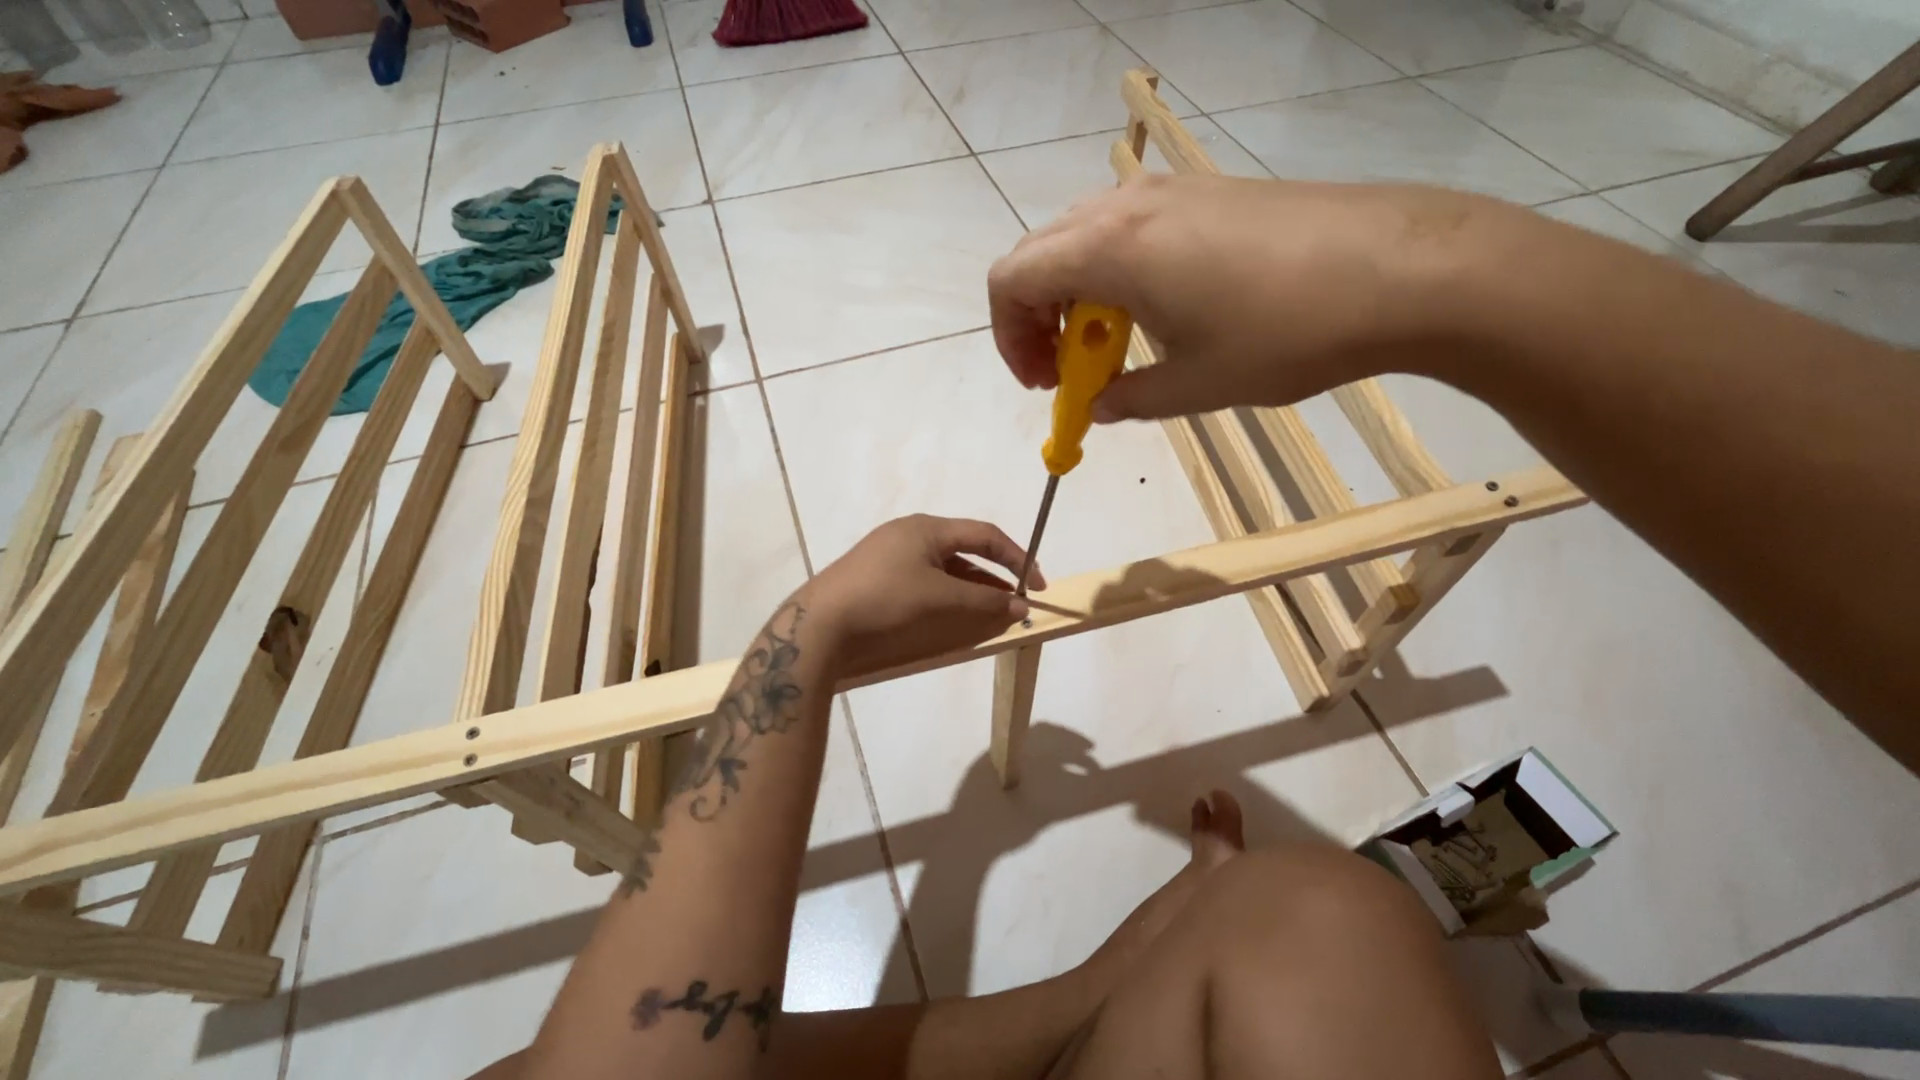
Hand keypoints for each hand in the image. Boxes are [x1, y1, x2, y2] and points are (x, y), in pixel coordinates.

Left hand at [798, 515, 1045, 678]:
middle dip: (995, 577)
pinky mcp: (876, 580)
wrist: (819, 625)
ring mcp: (889, 556)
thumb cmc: (886, 601)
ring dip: (970, 590)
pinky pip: (924, 582)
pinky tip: (953, 618)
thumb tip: (1021, 607)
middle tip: (1015, 602)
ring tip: (989, 615)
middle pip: (964, 550)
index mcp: (926, 528)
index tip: (1038, 586)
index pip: (985, 535)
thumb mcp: (942, 601)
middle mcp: (908, 534)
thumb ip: (986, 603)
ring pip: (944, 569)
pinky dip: (946, 597)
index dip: (1017, 558)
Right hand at [987, 173, 1502, 419]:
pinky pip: (1130, 228)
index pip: (1011, 280)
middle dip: (1039, 318)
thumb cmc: (1285, 333)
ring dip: (1079, 294)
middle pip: (1040, 253)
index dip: (1010, 338)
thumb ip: (1128, 398)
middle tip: (1072, 370)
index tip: (1044, 384)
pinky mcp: (1208, 192)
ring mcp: (1171, 191)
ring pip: (1084, 237)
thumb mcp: (1195, 385)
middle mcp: (1126, 206)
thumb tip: (1098, 405)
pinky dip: (1118, 272)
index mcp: (1108, 249)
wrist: (1403, 267)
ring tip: (1119, 344)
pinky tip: (1165, 311)